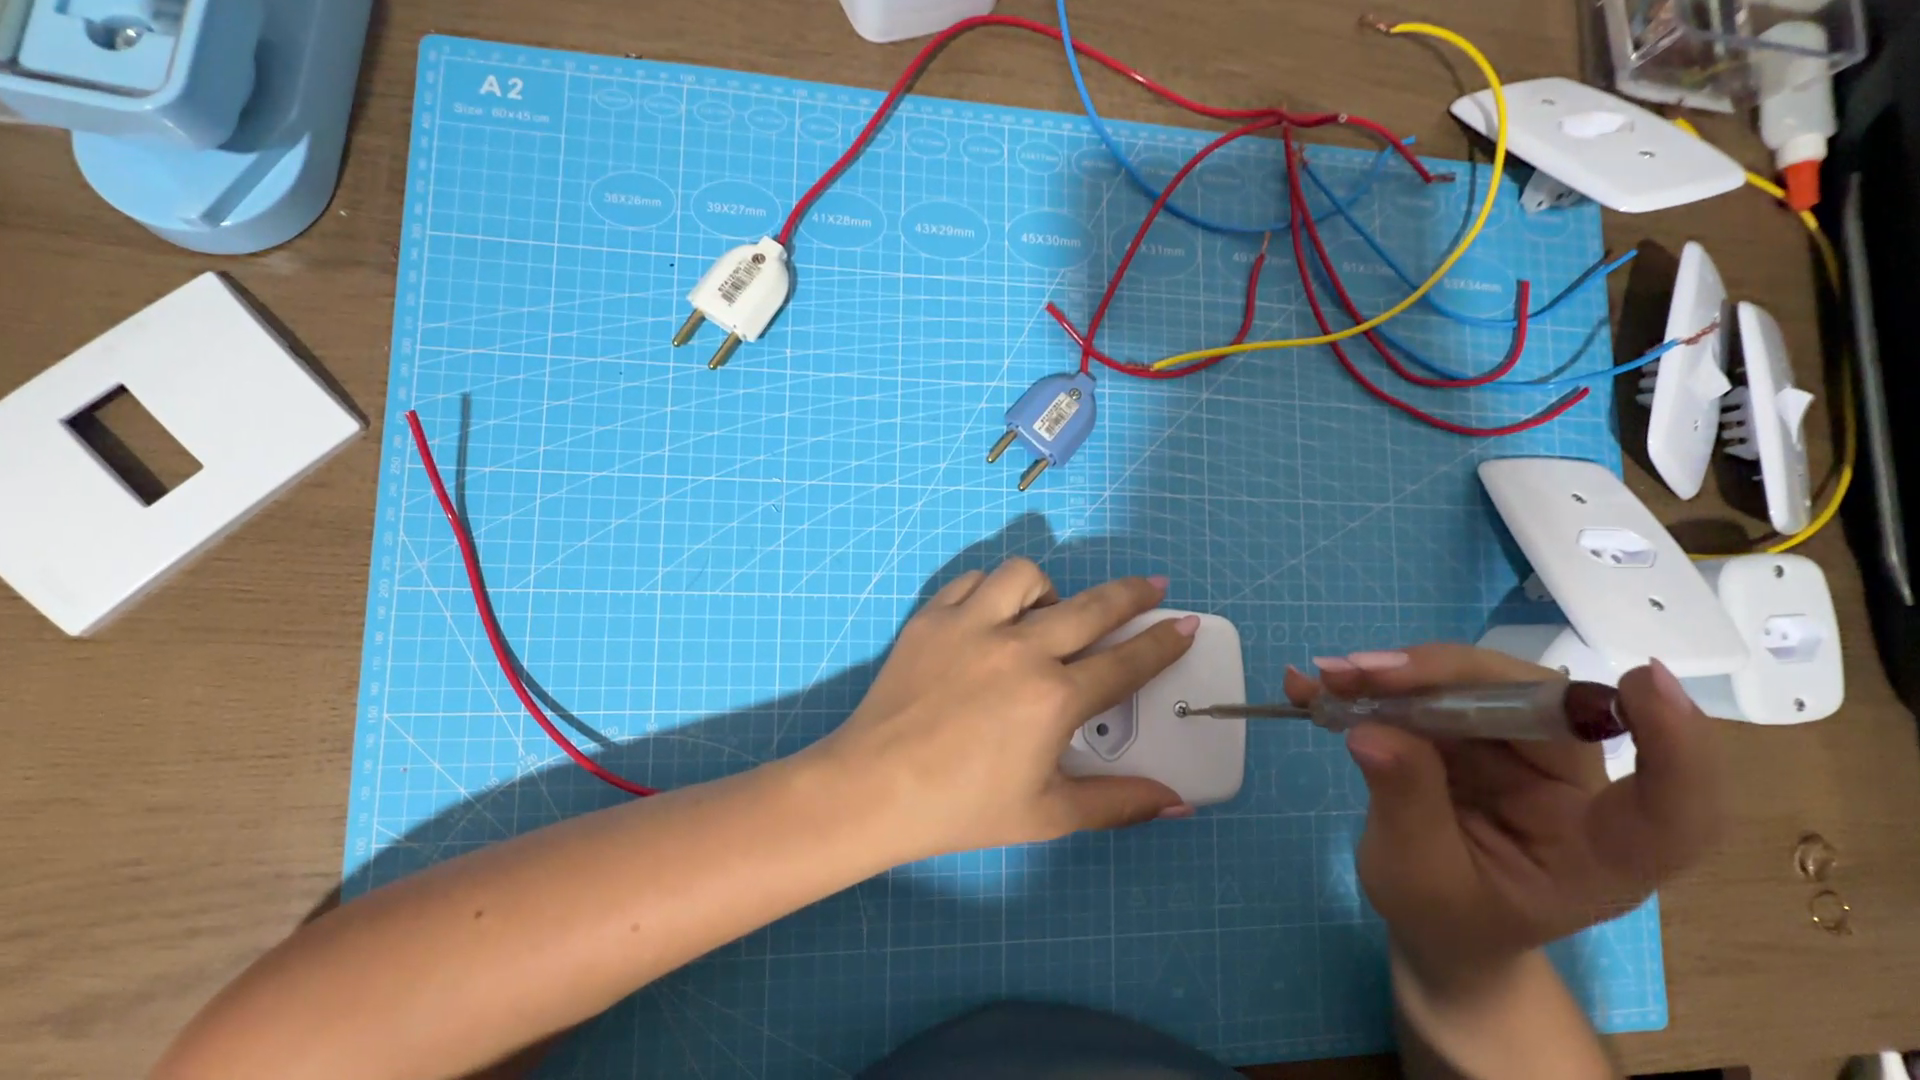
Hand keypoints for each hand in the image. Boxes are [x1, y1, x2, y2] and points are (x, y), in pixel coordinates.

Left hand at [802, 558, 1197, 860]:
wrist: (874, 789)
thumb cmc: (962, 809)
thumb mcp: (1047, 814)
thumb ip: (1118, 803)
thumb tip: (1176, 802)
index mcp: (1054, 698)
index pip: (1125, 663)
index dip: (1161, 643)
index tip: (1182, 623)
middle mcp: (1019, 649)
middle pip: (1091, 608)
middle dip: (1130, 595)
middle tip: (1150, 588)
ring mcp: (971, 626)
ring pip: (1025, 577)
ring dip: (1048, 590)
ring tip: (1048, 614)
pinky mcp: (930, 619)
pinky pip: (973, 582)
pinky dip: (991, 591)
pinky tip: (992, 616)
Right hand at [1284, 646, 1720, 975]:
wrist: (1434, 922)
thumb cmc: (1447, 919)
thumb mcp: (1421, 879)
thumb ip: (1407, 807)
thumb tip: (1372, 730)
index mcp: (1600, 848)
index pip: (1669, 804)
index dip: (1673, 744)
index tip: (1646, 681)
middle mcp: (1571, 784)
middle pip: (1537, 706)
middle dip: (1447, 677)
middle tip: (1362, 675)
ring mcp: (1520, 750)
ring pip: (1476, 683)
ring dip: (1398, 675)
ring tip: (1328, 679)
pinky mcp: (1472, 731)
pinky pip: (1430, 692)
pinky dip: (1372, 685)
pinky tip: (1316, 686)